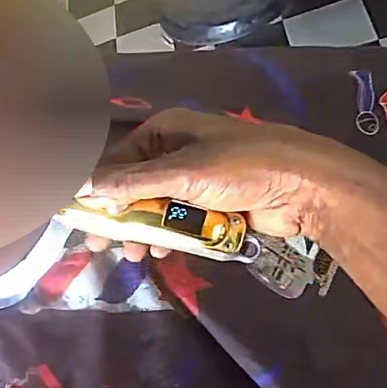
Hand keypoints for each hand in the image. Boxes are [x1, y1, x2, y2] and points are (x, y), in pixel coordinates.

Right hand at [76, 109, 386, 258]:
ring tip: (137, 256)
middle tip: (100, 246)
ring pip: (153, 206)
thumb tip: (78, 187)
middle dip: (118, 217)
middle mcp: (175, 151)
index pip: (116, 161)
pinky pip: (177, 219)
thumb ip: (129, 183)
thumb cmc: (243, 168)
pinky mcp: (210, 202)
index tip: (82, 219)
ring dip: (141, 231)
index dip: (96, 190)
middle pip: (131, 186)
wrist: (308, 186)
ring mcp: (194, 178)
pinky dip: (166, 235)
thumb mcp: (183, 174)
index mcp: (165, 132)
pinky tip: (162, 253)